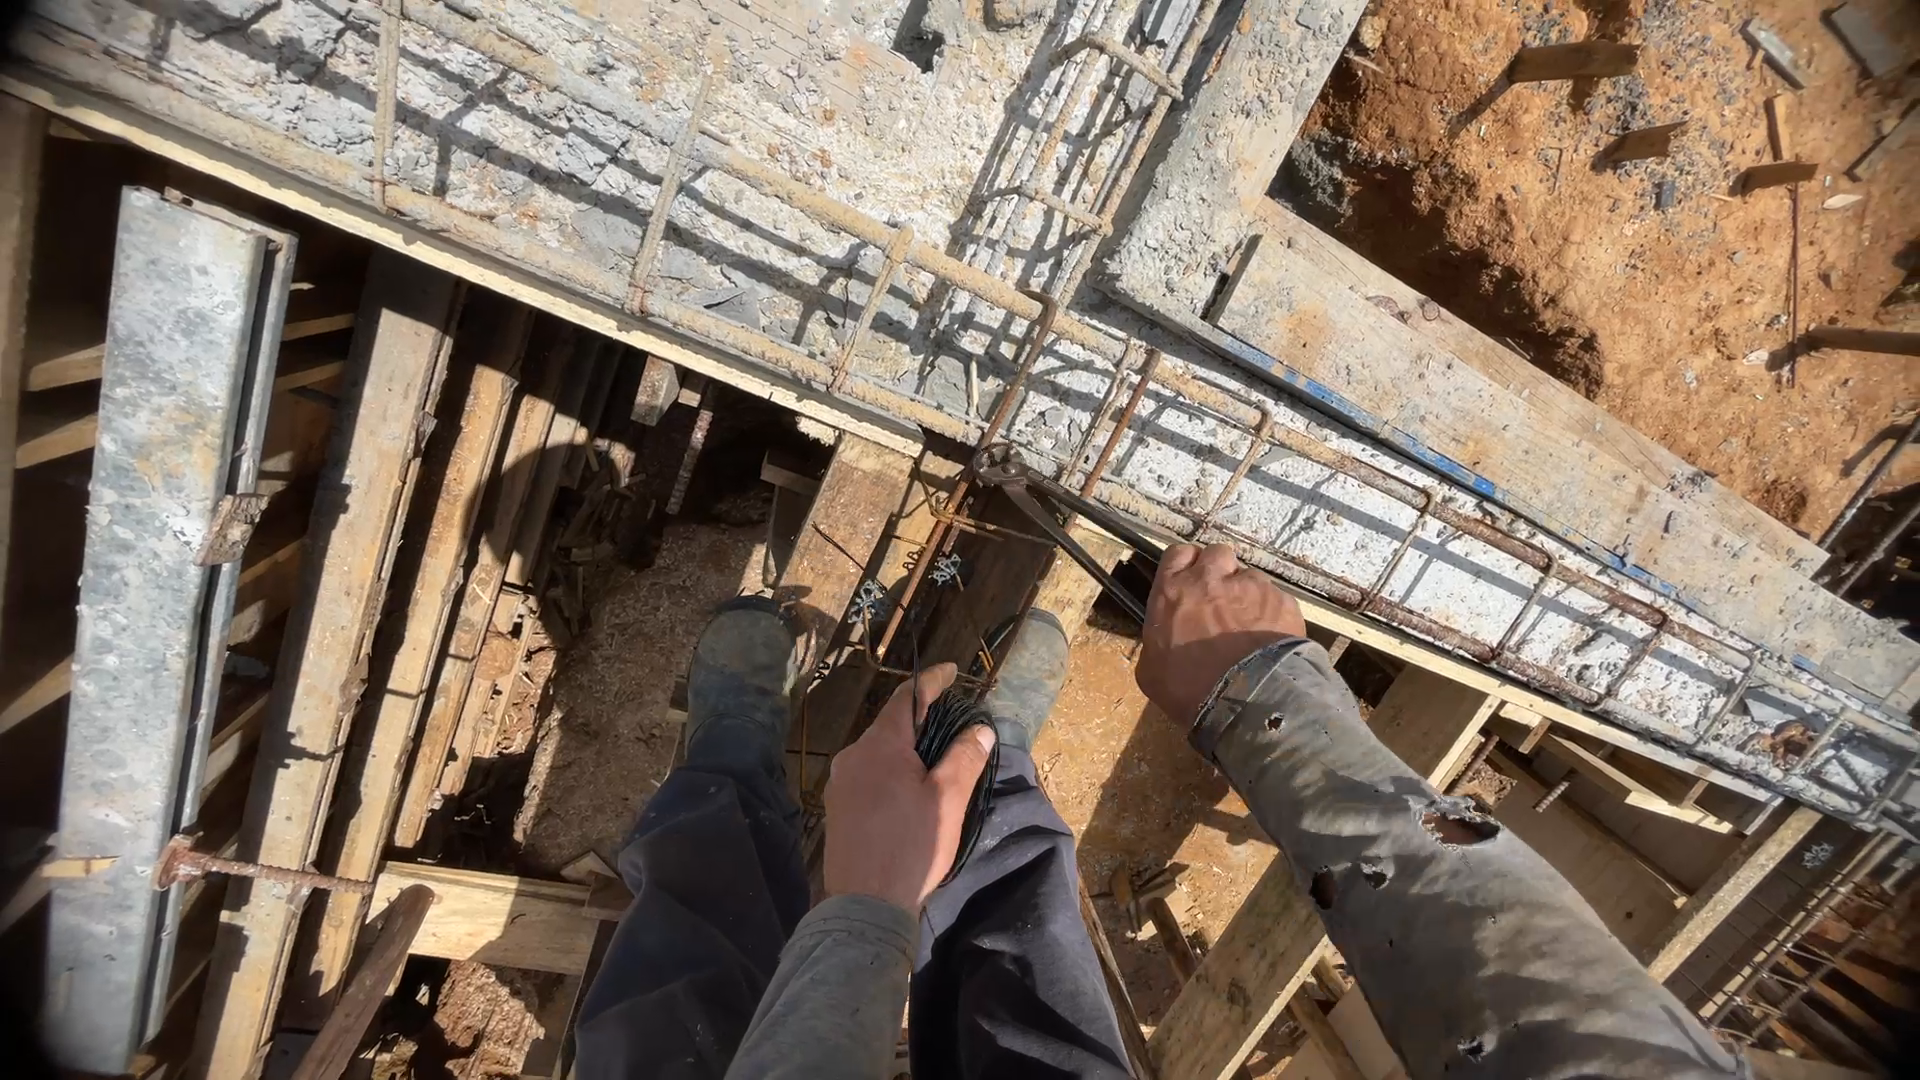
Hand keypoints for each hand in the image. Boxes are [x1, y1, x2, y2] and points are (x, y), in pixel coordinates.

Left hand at [824, 663, 996, 911]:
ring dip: (906, 747)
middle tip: (950, 722)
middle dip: (921, 719)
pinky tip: (907, 790)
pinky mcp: (837, 807)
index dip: (931, 681)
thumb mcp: (947, 800)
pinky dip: (890, 769)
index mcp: (880, 745)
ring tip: (933, 759)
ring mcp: (841, 781)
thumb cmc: (911, 846)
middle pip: (891, 724)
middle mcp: (853, 755)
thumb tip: (980, 729)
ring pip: (878, 750)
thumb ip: (964, 757)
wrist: (863, 907)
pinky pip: (868, 773)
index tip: (951, 670)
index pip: (907, 697)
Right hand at [1135, 542, 1307, 726]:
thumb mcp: (1151, 669)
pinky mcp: (1282, 601)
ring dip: (1247, 593)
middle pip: (1216, 553)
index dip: (1186, 566)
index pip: (1178, 554)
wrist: (1246, 700)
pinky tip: (1271, 638)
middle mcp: (1210, 579)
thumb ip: (1157, 640)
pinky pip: (1276, 597)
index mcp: (1172, 591)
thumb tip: (1163, 641)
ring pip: (1250, 575)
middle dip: (1219, 570)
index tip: (1189, 582)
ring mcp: (1250, 586)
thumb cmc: (1189, 688)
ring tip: (1250, 624)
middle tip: (1220, 597)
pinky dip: (1272, 612)